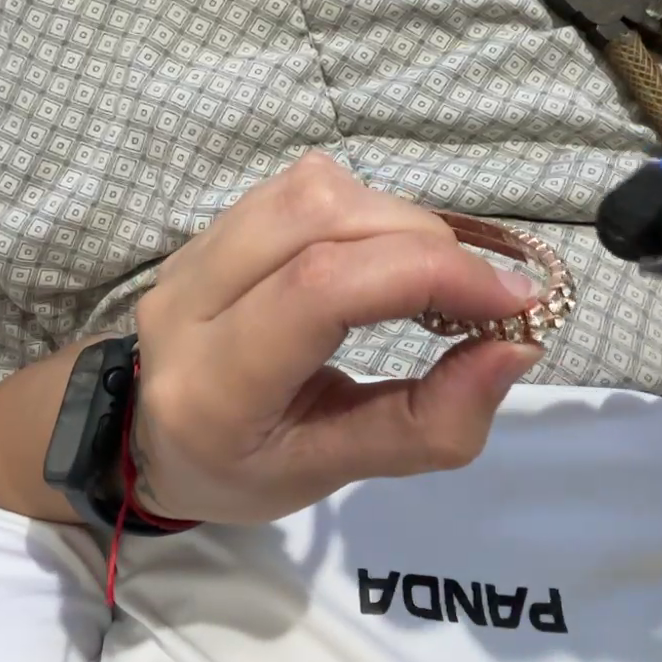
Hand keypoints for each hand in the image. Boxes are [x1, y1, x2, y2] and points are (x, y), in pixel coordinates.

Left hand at [125, 153, 544, 524]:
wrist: (146, 428)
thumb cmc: (239, 467)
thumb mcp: (331, 474)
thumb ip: (425, 424)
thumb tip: (514, 346)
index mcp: (212, 383)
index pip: (318, 289)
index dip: (427, 273)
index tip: (512, 302)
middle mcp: (188, 297)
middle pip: (317, 215)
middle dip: (424, 241)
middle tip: (476, 295)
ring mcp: (192, 248)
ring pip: (310, 188)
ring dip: (395, 220)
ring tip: (425, 277)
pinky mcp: (211, 224)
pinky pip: (299, 187)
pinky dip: (364, 209)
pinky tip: (375, 255)